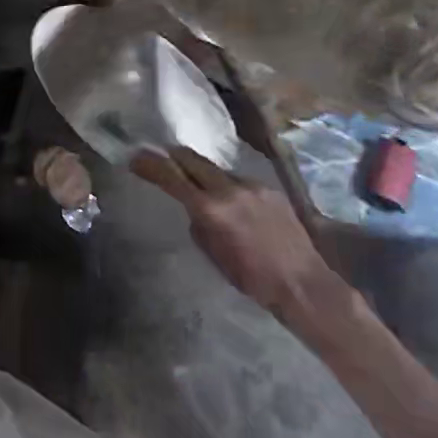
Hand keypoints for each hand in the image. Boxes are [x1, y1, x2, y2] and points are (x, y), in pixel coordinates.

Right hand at [132, 147, 338, 312]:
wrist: (302, 283)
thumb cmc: (252, 279)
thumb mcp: (214, 255)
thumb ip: (199, 226)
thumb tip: (193, 210)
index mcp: (212, 211)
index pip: (173, 178)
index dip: (151, 166)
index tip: (135, 158)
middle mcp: (231, 190)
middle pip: (194, 161)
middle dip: (173, 157)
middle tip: (158, 155)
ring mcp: (253, 186)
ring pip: (217, 170)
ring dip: (201, 172)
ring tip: (193, 179)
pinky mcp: (270, 189)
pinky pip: (239, 180)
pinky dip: (226, 185)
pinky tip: (229, 199)